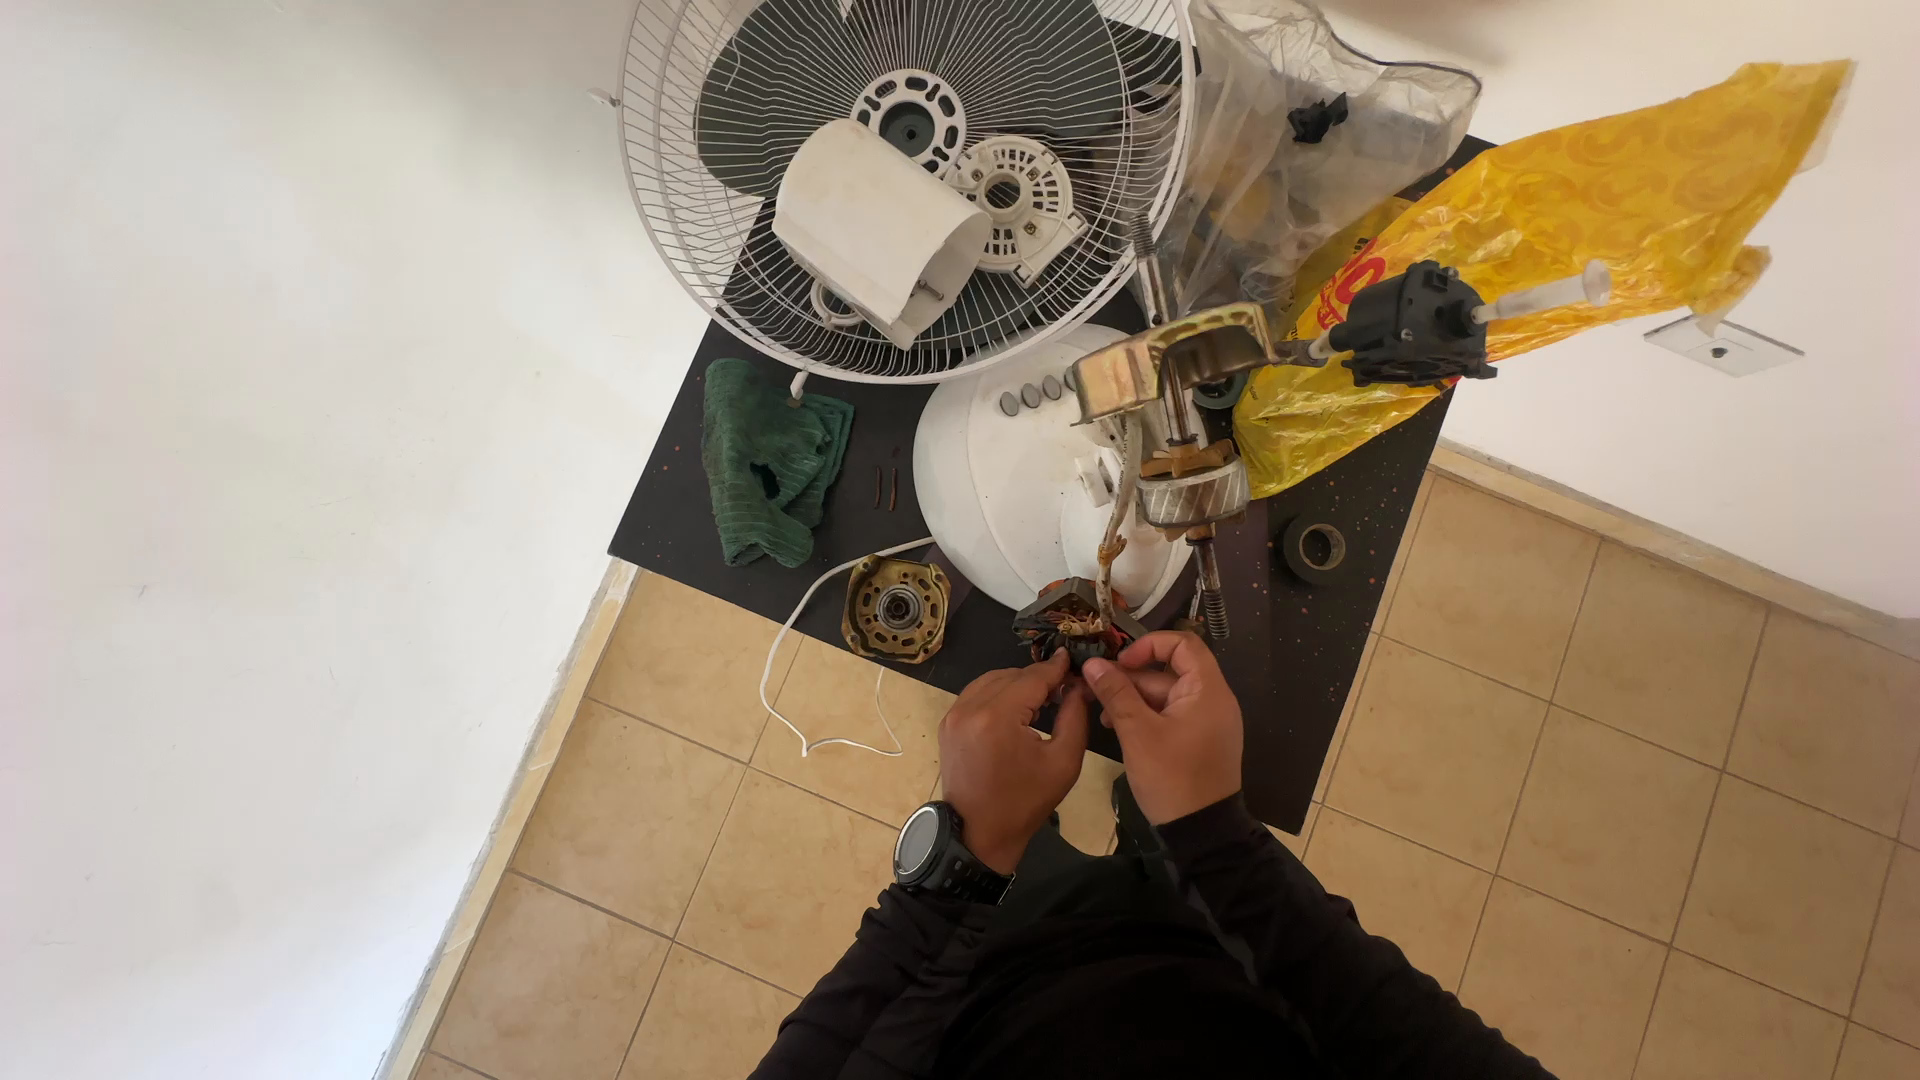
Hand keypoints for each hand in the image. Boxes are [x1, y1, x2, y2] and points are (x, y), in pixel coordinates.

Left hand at [937, 650, 1089, 873]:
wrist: (979, 833)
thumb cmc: (1025, 802)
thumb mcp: (1063, 761)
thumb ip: (1074, 716)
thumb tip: (1078, 685)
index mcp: (998, 717)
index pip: (1033, 677)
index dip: (1055, 668)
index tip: (1073, 659)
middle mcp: (970, 707)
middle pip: (1011, 675)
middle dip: (1038, 677)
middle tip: (1062, 686)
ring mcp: (954, 713)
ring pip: (991, 679)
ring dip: (1016, 683)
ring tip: (1040, 697)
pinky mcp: (948, 722)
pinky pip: (976, 693)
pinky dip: (997, 693)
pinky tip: (1015, 707)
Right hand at [1081, 631, 1241, 824]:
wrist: (1203, 833)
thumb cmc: (1173, 777)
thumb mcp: (1137, 732)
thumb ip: (1115, 693)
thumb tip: (1092, 663)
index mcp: (1206, 690)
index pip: (1183, 644)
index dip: (1149, 645)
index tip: (1120, 663)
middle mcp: (1212, 699)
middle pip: (1168, 670)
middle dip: (1130, 678)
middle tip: (1095, 690)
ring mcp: (1206, 721)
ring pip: (1164, 694)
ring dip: (1132, 698)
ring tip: (1101, 716)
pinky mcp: (1198, 739)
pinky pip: (1169, 714)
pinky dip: (1144, 715)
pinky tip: (1117, 728)